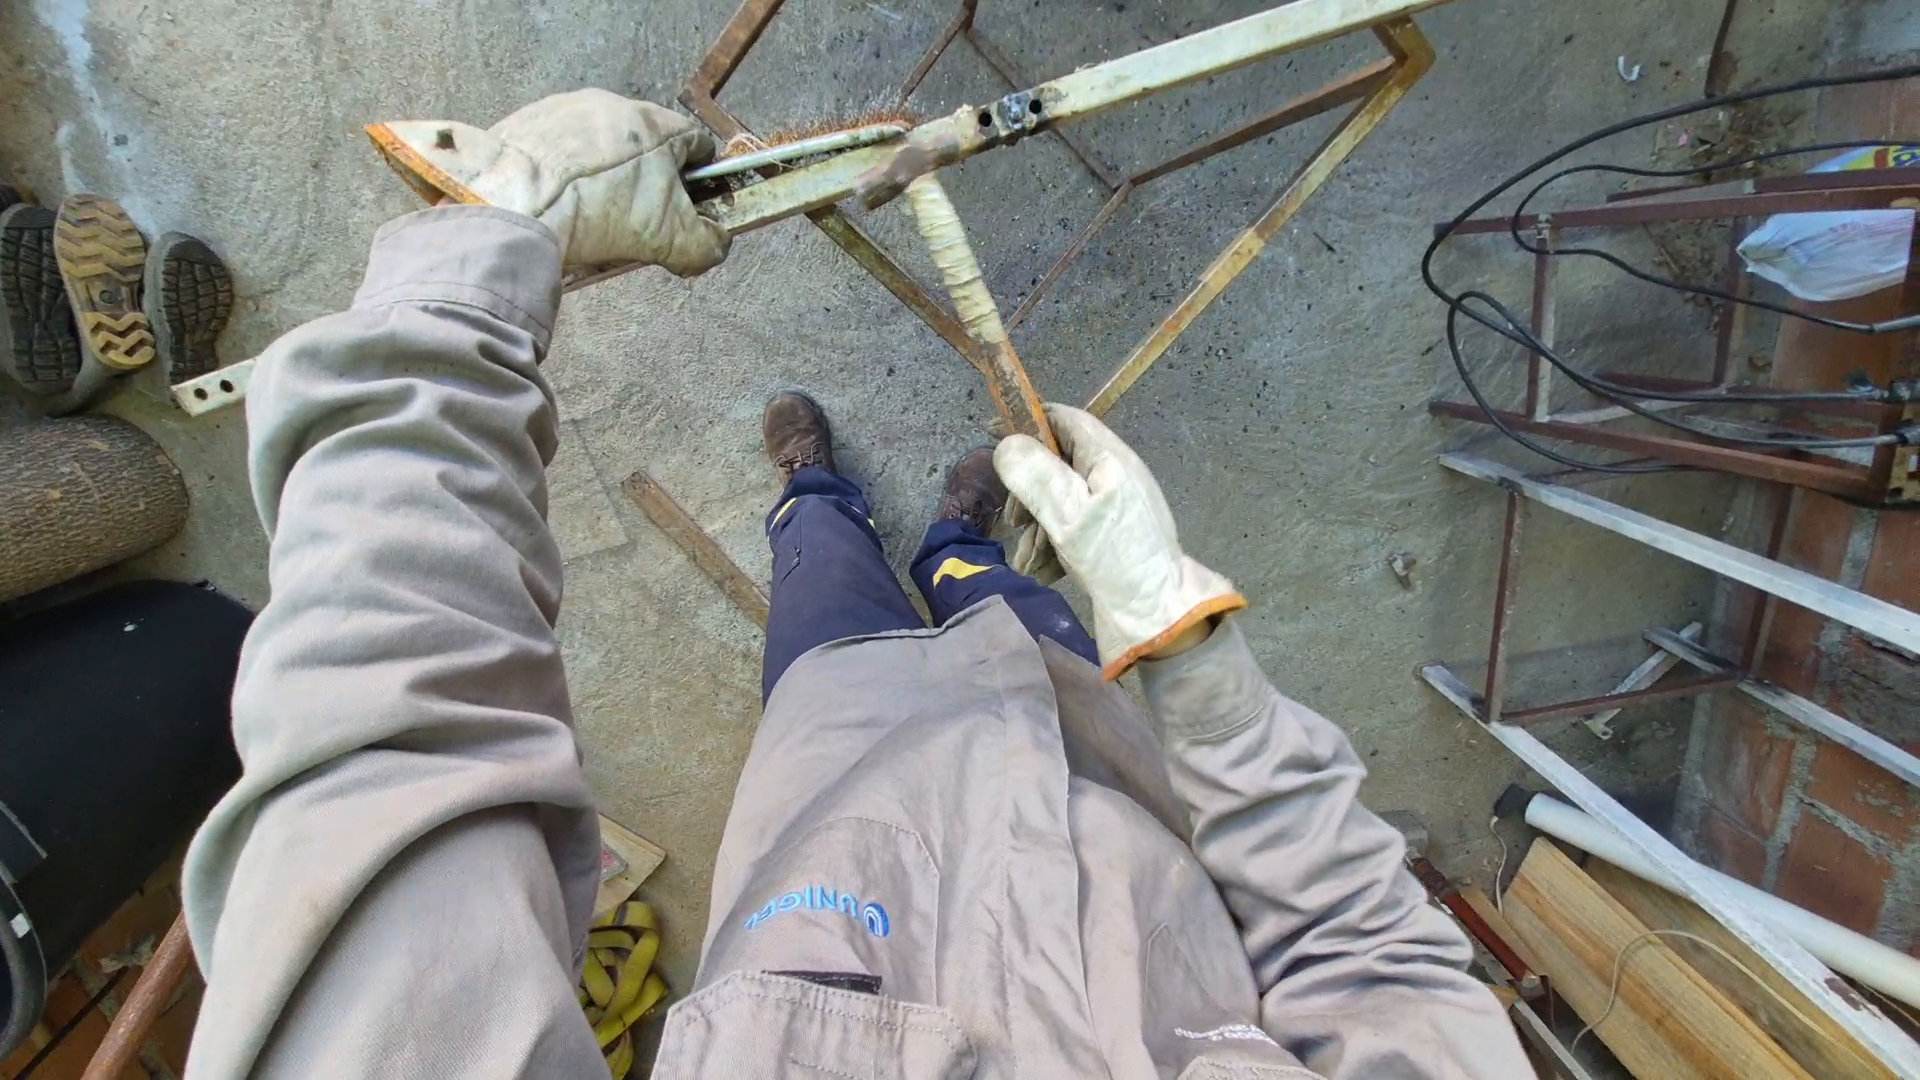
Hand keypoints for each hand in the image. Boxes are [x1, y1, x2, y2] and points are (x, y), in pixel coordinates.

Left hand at [366, 89, 729, 274]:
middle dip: (652, 185)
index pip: (697, 144)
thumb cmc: (603, 215)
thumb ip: (710, 244)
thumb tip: (716, 242)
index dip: (703, 178)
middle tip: (645, 224)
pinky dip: (571, 181)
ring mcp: (565, 111)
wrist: (518, 205)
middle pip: (648, 149)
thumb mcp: (676, 242)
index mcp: (654, 125)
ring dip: (611, 183)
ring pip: (605, 151)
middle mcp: (610, 106)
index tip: (695, 206)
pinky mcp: (528, 124)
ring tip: (600, 223)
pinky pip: (563, 154)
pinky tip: (567, 211)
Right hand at [995, 404, 1245, 678]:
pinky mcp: (1112, 538)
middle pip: (1059, 463)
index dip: (1029, 422)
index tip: (994, 434)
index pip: (1066, 421)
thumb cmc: (1113, 557)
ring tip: (1027, 556)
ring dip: (1038, 524)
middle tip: (1013, 519)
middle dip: (1029, 489)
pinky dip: (1054, 544)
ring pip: (1063, 501)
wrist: (1156, 617)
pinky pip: (1074, 529)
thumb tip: (1006, 445)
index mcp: (1109, 459)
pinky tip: (1044, 570)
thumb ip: (1034, 474)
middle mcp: (1114, 477)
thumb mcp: (1068, 513)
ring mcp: (1114, 509)